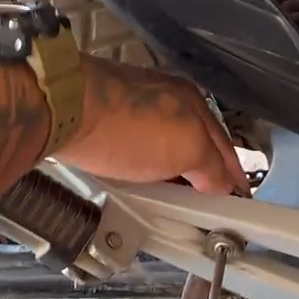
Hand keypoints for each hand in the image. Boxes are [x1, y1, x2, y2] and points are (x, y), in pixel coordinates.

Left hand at [54, 57, 246, 193]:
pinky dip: (144, 165)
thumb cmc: (128, 128)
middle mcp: (165, 97)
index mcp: (192, 101)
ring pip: (163, 144)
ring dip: (172, 168)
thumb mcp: (186, 148)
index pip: (222, 144)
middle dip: (203, 169)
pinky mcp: (100, 116)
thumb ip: (211, 166)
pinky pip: (134, 147)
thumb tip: (222, 184)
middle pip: (193, 141)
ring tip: (174, 196)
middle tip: (207, 201)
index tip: (238, 195)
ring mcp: (131, 104)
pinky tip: (139, 178)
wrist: (60, 107)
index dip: (232, 172)